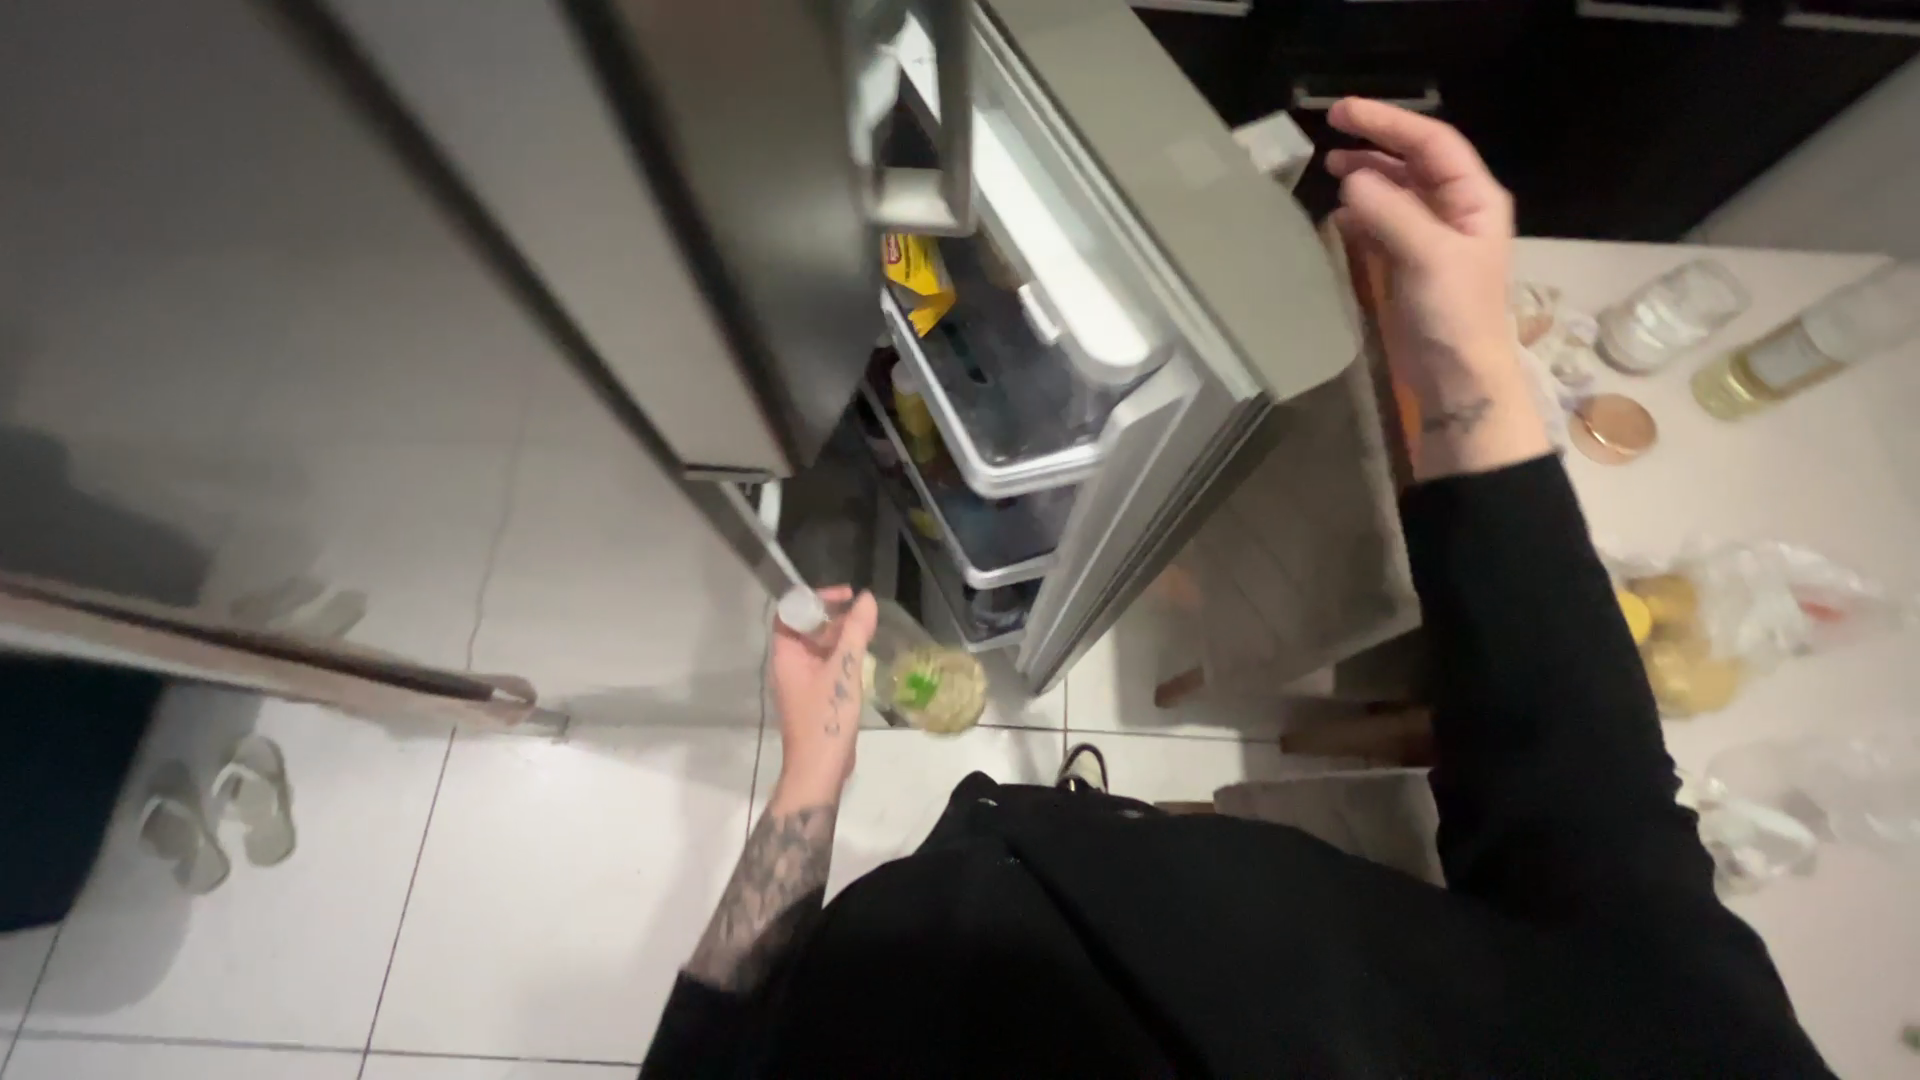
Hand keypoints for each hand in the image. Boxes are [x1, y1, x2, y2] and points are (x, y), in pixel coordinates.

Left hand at [768, 587, 877, 811]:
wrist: (820, 770)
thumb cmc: (826, 717)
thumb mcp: (844, 671)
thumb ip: (855, 632)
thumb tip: (866, 599)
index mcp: (786, 656)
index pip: (790, 613)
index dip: (814, 599)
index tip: (843, 596)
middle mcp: (790, 665)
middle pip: (806, 628)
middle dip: (832, 616)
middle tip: (862, 612)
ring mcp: (803, 682)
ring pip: (819, 647)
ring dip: (841, 635)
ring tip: (868, 629)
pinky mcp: (816, 695)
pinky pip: (827, 665)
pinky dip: (843, 655)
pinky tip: (864, 654)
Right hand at [1325, 99, 1548, 478]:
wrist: (1455, 375)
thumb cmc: (1454, 315)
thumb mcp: (1428, 257)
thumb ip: (1391, 214)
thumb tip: (1350, 180)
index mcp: (1473, 199)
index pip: (1431, 144)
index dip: (1388, 124)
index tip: (1342, 113)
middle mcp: (1453, 211)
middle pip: (1412, 163)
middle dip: (1374, 145)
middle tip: (1329, 134)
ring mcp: (1428, 240)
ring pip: (1395, 194)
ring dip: (1365, 177)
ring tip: (1330, 168)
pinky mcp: (1406, 267)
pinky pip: (1381, 227)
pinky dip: (1359, 216)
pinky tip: (1337, 214)